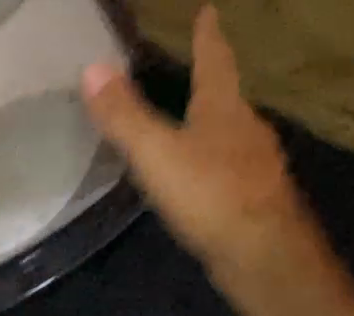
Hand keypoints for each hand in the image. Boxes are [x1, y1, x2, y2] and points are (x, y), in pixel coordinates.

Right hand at [82, 7, 305, 277]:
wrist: (261, 253)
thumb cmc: (210, 195)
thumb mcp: (157, 154)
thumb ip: (125, 117)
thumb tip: (92, 68)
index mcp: (223, 110)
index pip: (215, 62)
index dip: (208, 37)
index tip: (209, 11)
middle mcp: (248, 130)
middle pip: (229, 100)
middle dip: (214, 88)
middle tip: (200, 76)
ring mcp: (258, 168)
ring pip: (236, 139)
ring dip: (219, 133)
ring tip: (199, 133)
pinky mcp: (258, 204)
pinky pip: (235, 176)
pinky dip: (220, 172)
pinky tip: (209, 188)